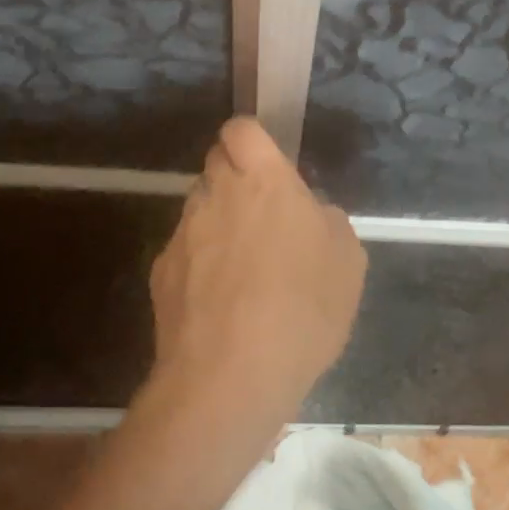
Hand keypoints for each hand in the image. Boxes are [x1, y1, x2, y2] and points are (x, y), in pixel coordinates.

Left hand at [148, 118, 367, 415]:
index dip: (252, 142)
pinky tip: (220, 305)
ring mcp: (182, 233)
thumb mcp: (348, 263)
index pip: (241, 130)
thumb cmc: (302, 310)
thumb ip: (327, 222)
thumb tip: (310, 215)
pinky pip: (184, 252)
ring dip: (218, 224)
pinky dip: (199, 266)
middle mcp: (216, 195)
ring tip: (243, 271)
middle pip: (216, 165)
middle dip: (236, 181)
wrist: (229, 379)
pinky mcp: (160, 273)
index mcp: (264, 181)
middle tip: (264, 220)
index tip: (270, 169)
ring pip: (199, 209)